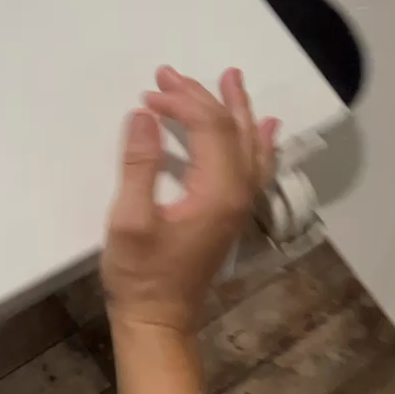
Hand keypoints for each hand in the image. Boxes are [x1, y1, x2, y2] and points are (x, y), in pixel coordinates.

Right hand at [102, 67, 279, 337]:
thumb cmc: (140, 273)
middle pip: (231, 130)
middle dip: (201, 97)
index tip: (148, 95)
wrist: (158, 319)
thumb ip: (139, 165)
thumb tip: (143, 115)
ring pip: (248, 145)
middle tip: (170, 73)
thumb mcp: (130, 219)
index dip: (180, 104)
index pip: (209, 128)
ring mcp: (239, 205)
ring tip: (231, 79)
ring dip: (236, 110)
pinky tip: (264, 130)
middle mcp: (238, 193)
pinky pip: (254, 167)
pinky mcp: (230, 215)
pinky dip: (257, 142)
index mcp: (218, 191)